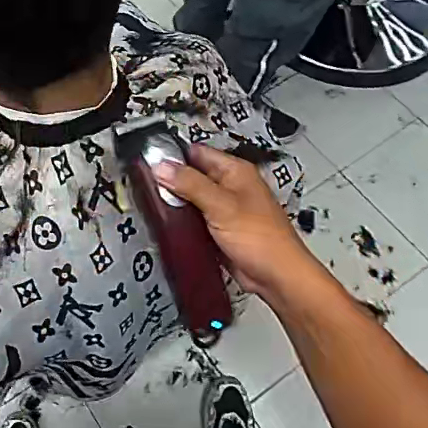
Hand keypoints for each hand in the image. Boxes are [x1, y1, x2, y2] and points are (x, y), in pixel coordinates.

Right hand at [153, 144, 325, 302]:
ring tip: (158, 206)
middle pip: (193, 175)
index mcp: (235, 171)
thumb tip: (163, 167)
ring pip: (193, 199)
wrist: (276, 275)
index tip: (151, 161)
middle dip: (173, 181)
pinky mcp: (221, 230)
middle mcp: (231, 187)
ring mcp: (226, 209)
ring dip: (178, 204)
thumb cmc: (263, 239)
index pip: (198, 152)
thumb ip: (190, 184)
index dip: (175, 155)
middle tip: (151, 186)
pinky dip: (185, 222)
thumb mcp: (220, 205)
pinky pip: (197, 220)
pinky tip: (172, 225)